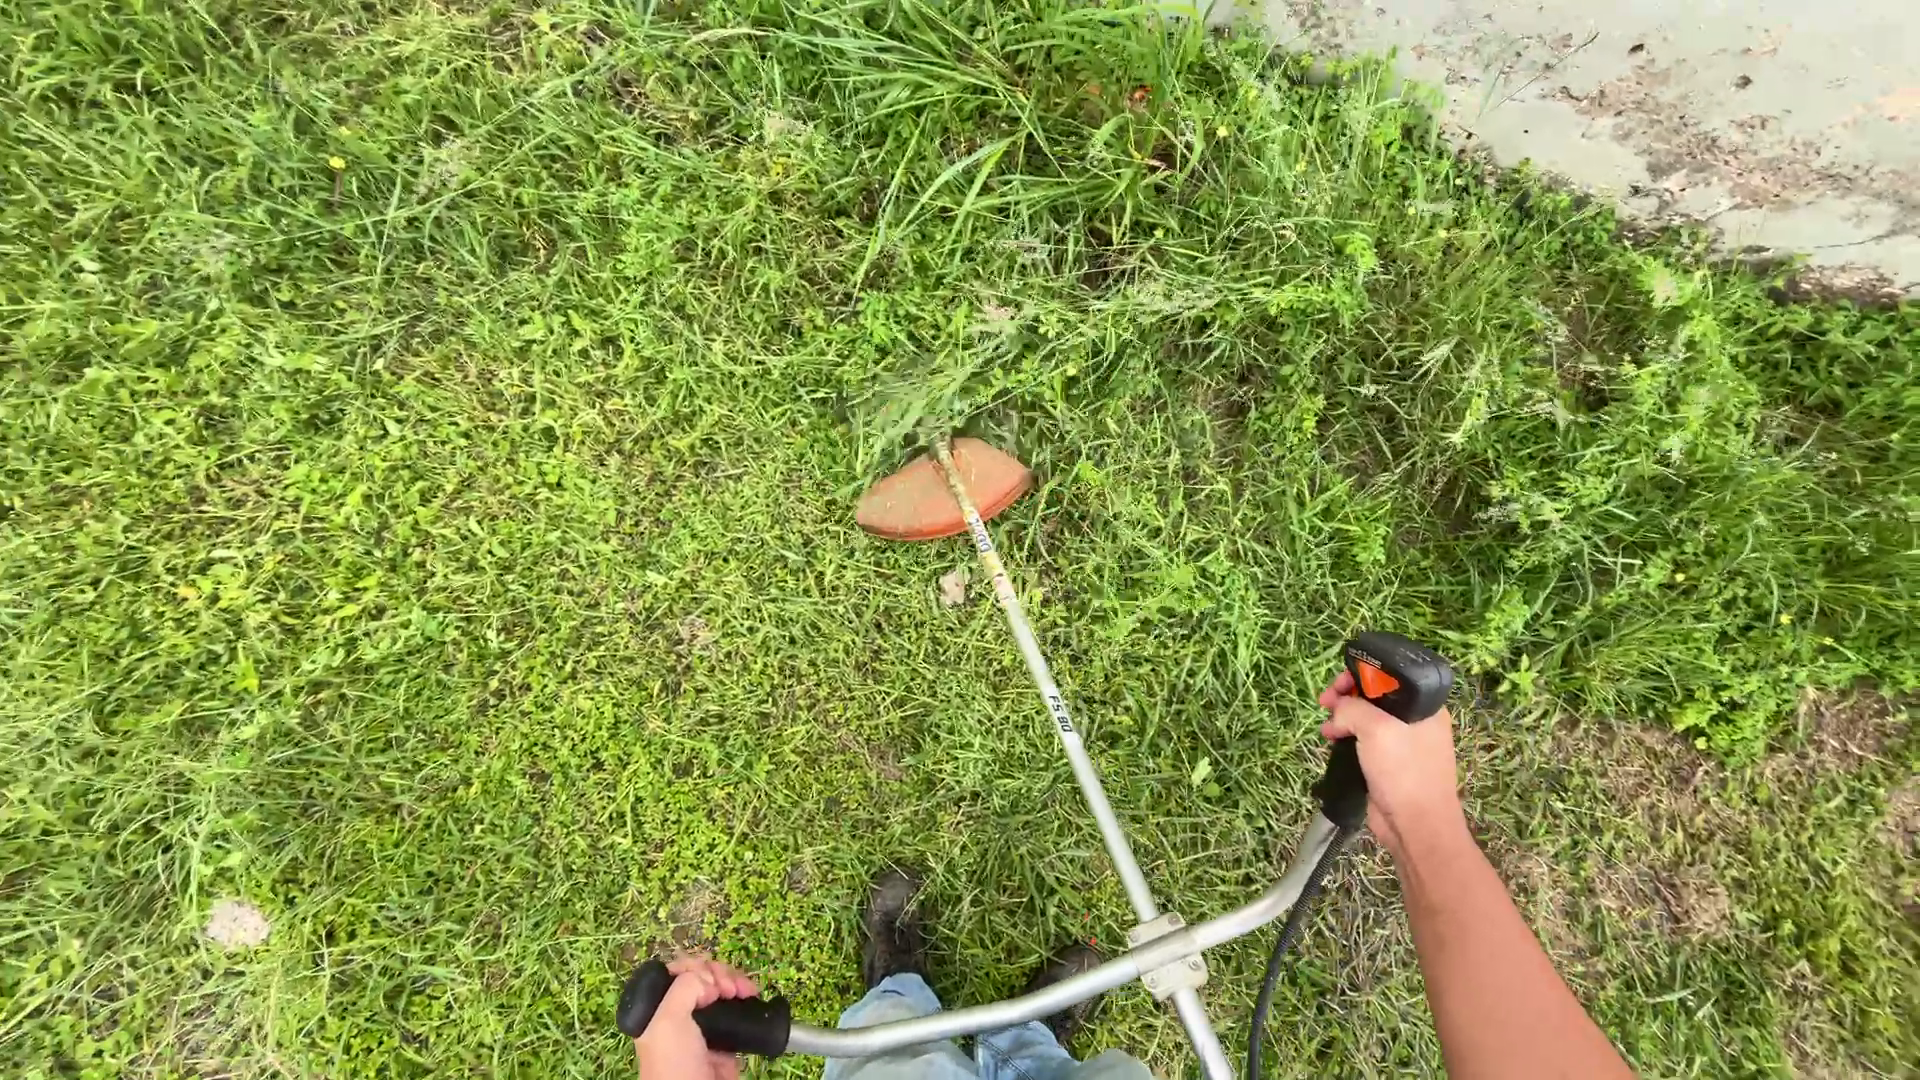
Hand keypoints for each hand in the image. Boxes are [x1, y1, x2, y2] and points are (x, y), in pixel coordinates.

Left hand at [633, 956, 759, 1079]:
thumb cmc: (675, 1064)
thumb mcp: (668, 1022)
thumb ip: (685, 987)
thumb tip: (710, 981)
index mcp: (657, 1010)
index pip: (676, 972)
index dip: (696, 967)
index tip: (710, 980)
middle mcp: (677, 1014)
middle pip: (701, 976)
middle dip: (719, 973)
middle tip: (730, 987)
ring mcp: (701, 1026)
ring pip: (719, 988)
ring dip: (734, 981)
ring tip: (745, 990)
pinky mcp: (722, 1037)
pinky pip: (734, 1007)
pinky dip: (743, 996)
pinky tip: (750, 996)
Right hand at [1318, 670, 1464, 855]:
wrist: (1415, 825)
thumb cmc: (1403, 771)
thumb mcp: (1376, 728)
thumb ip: (1352, 708)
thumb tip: (1337, 713)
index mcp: (1424, 708)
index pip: (1390, 677)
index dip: (1362, 674)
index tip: (1340, 682)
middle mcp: (1414, 721)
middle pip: (1373, 696)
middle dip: (1346, 695)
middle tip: (1325, 702)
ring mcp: (1400, 743)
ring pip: (1364, 717)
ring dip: (1341, 716)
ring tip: (1326, 727)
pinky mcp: (1386, 762)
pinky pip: (1361, 738)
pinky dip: (1344, 734)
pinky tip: (1331, 739)